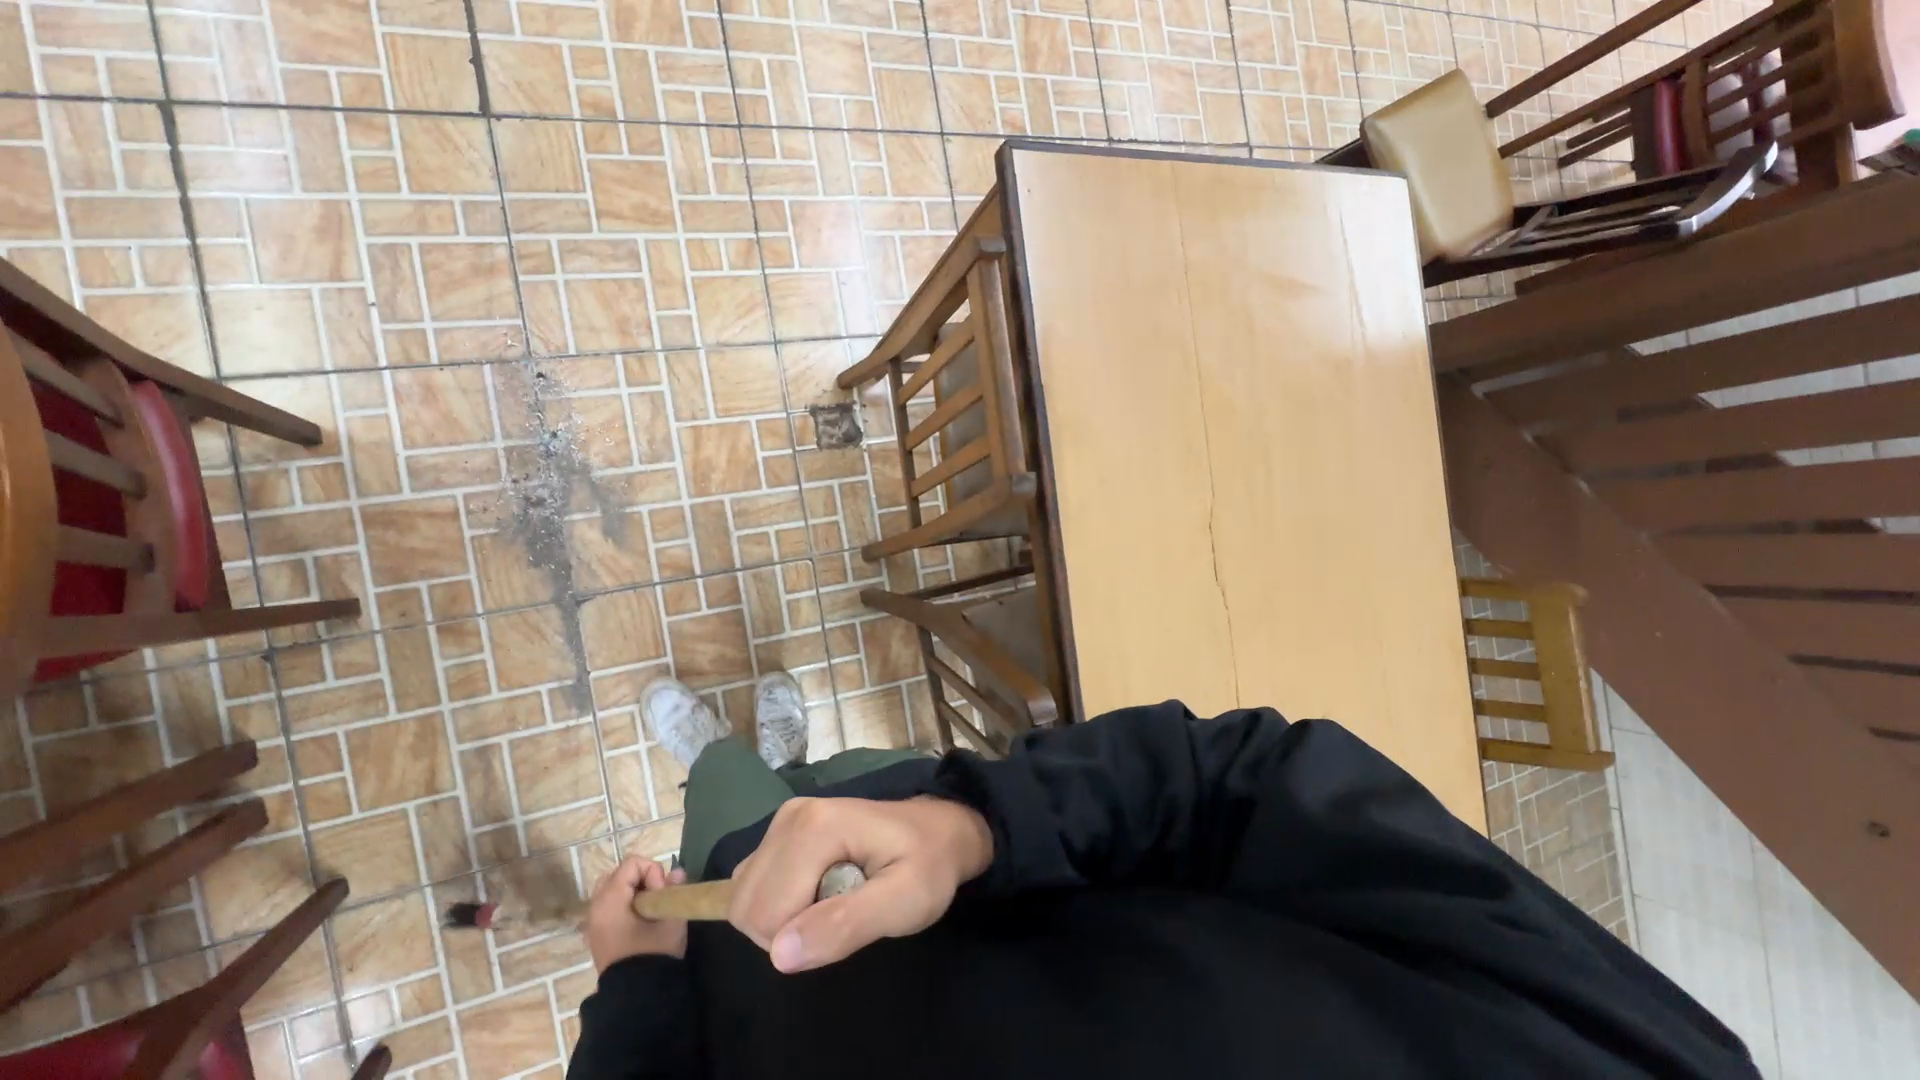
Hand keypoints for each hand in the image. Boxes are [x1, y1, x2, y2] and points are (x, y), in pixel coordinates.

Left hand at [583, 857, 688, 969]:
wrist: (635, 996)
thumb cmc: (653, 954)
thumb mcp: (671, 920)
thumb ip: (675, 890)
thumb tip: (677, 872)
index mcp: (610, 900)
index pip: (632, 863)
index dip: (653, 871)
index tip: (663, 893)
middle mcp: (596, 906)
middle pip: (619, 873)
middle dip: (642, 878)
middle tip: (657, 897)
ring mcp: (593, 921)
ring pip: (613, 888)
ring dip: (633, 890)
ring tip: (649, 909)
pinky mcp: (596, 933)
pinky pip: (609, 905)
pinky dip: (625, 904)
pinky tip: (640, 921)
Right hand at [728, 796, 992, 973]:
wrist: (941, 830)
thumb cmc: (929, 866)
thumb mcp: (906, 902)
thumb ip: (845, 926)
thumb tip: (780, 954)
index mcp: (814, 829)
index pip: (765, 915)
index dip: (802, 939)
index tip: (849, 921)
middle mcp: (788, 818)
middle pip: (748, 906)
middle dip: (788, 931)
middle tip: (841, 915)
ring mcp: (781, 821)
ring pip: (747, 898)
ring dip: (784, 919)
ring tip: (833, 903)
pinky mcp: (780, 831)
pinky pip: (755, 886)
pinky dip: (780, 903)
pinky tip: (818, 893)